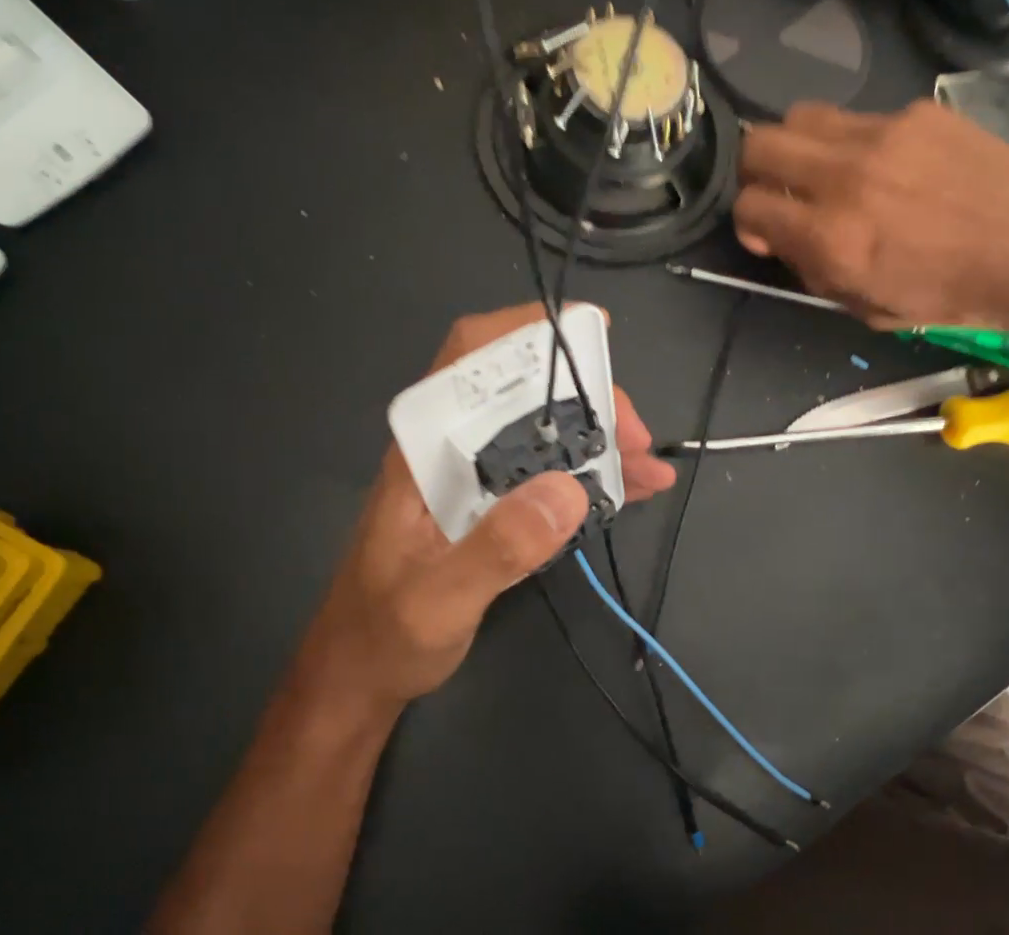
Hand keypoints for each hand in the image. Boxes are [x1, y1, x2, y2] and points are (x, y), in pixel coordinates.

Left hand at [313, 304, 676, 703]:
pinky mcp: (492, 508)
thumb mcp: (438, 600)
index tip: (588, 330)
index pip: (468, 361)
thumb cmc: (383, 634)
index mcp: (423, 450)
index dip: (525, 331)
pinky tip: (633, 488)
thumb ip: (497, 548)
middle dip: (585, 399)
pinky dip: (592, 475)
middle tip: (636, 435)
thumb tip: (569, 489)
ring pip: (543, 432)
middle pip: (521, 392)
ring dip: (598, 438)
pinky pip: (548, 475)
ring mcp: (473, 479)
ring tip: (649, 464)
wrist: (359, 678)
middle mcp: (450, 451)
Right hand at [735, 100, 1008, 334]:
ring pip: (800, 116)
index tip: (768, 233)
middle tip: (781, 192)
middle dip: (756, 173)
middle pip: (759, 145)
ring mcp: (881, 135)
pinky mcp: (915, 112)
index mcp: (833, 238)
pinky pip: (858, 117)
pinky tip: (888, 164)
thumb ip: (815, 270)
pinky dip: (854, 142)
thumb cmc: (955, 295)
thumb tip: (782, 238)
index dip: (748, 223)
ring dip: (796, 145)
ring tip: (822, 169)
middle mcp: (845, 177)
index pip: (748, 207)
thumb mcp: (871, 308)